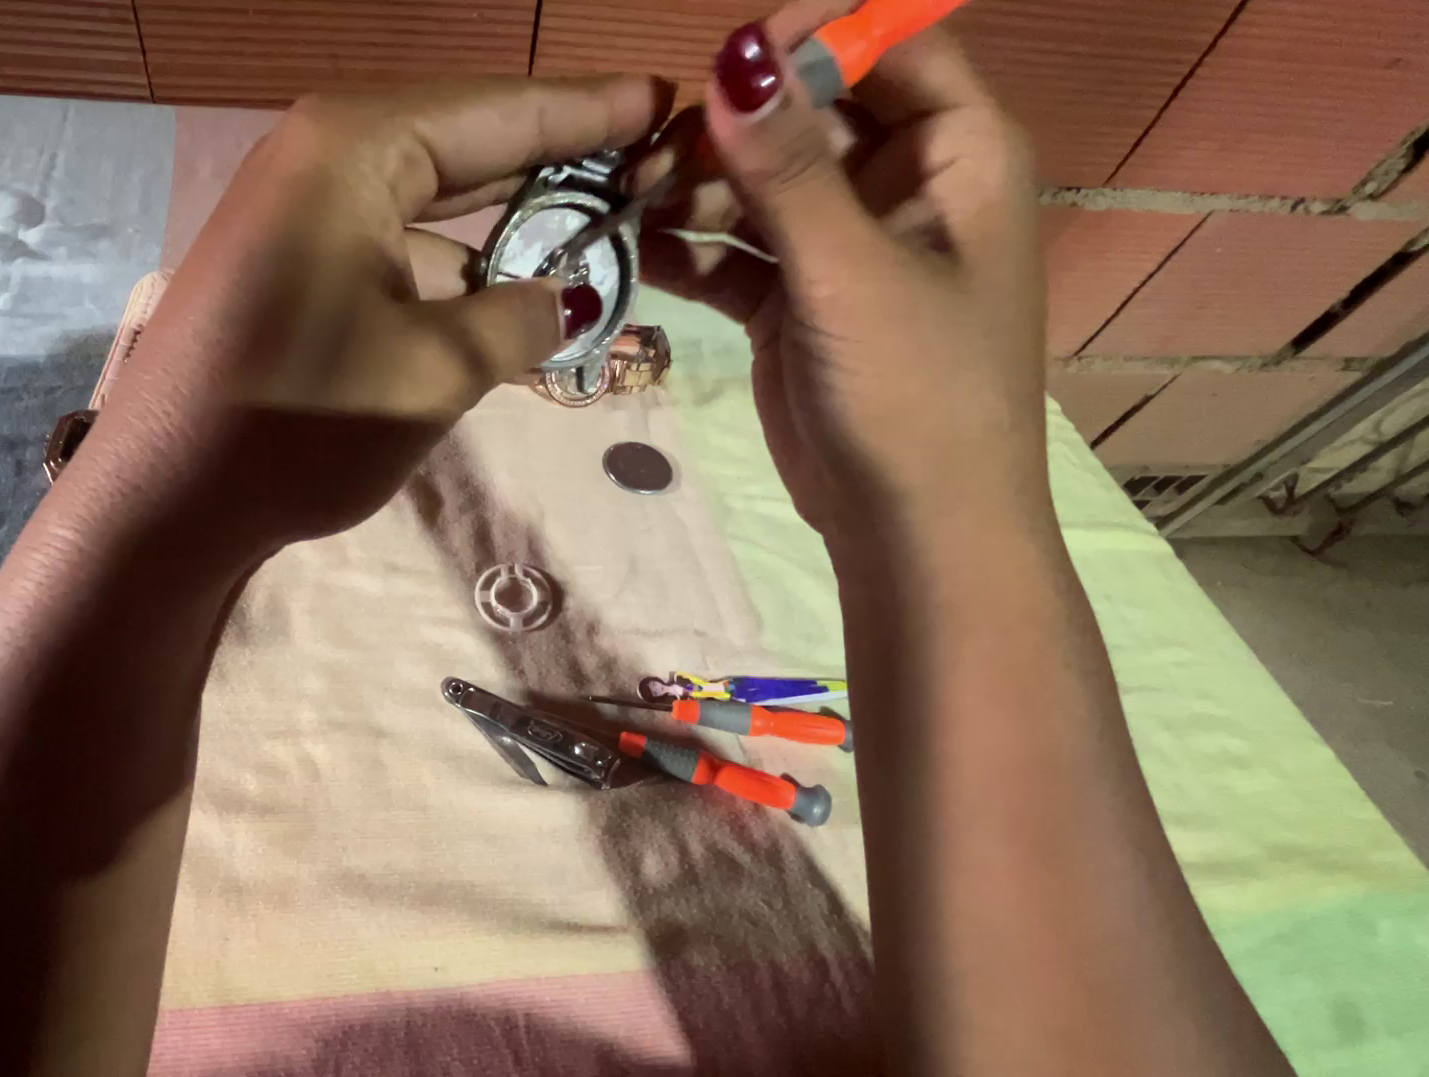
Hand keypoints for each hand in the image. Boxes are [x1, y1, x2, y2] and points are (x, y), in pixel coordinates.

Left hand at [73, 77, 666, 552]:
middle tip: (639, 168)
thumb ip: (518, 320)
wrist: (168, 502)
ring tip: (590, 252)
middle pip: (464, 150)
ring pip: (431, 214)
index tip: (659, 102)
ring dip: (504, 239)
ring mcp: (300, 221)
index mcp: (355, 150)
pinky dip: (453, 280)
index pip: (496, 110)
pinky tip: (503, 308)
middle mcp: (322, 162)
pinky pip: (395, 258)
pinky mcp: (293, 277)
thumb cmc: (302, 423)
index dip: (586, 111)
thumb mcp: (436, 370)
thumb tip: (563, 301)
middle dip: (552, 167)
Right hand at [639, 6, 1043, 538]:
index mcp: (952, 153)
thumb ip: (789, 166)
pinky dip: (691, 251)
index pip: (887, 45)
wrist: (909, 522)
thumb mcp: (850, 271)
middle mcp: (896, 189)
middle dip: (727, 128)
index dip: (810, 39)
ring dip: (695, 191)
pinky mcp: (791, 306)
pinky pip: (734, 255)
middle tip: (648, 159)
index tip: (723, 64)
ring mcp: (836, 251)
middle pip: (803, 118)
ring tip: (630, 207)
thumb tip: (732, 58)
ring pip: (757, 188)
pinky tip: (642, 253)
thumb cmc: (912, 390)